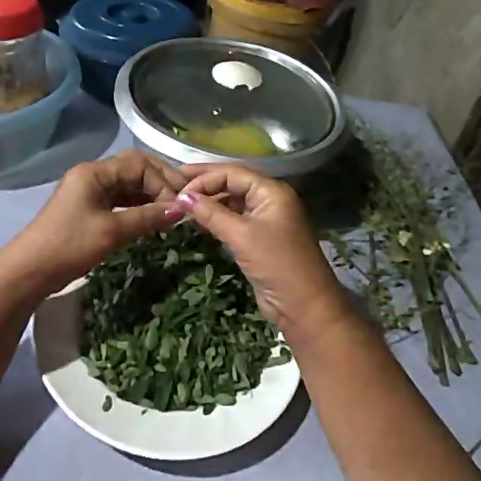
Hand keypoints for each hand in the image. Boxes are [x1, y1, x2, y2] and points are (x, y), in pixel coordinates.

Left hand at [0, 150, 187, 297]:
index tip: (178, 206)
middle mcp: (92, 175)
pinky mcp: (89, 209)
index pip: (139, 164)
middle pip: (134, 168)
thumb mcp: (111, 231)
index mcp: (94, 172)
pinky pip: (120, 199)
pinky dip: (138, 206)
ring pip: (128, 185)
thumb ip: (147, 217)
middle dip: (160, 183)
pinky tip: (153, 218)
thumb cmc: (69, 246)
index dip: (162, 182)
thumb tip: (181, 210)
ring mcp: (89, 192)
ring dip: (150, 195)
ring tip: (172, 212)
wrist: (29, 272)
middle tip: (182, 202)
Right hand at [175, 165, 353, 337]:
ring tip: (182, 208)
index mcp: (272, 191)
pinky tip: (198, 224)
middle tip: (174, 188)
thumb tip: (182, 197)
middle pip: (233, 183)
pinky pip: (235, 220)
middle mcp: (270, 200)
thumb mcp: (242, 236)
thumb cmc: (277, 265)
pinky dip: (217, 219)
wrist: (305, 307)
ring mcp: (266, 219)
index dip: (205, 177)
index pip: (233, 173)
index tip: (178, 187)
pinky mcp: (260, 238)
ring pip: (232, 202)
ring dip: (209, 203)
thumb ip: (212, 213)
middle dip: (204, 186)